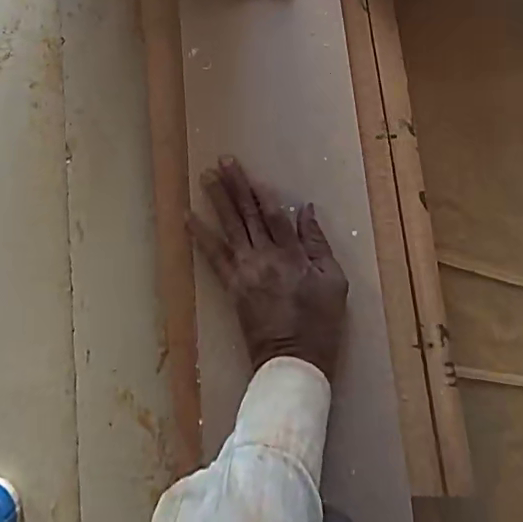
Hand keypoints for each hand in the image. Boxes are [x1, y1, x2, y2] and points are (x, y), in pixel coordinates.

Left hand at [188, 157, 346, 378]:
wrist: (293, 363)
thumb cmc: (320, 323)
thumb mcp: (334, 282)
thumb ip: (319, 243)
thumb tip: (306, 210)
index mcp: (293, 255)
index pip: (275, 215)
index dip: (263, 193)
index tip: (253, 173)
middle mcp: (266, 257)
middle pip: (249, 213)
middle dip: (236, 185)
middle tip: (224, 160)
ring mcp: (245, 270)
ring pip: (230, 226)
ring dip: (218, 199)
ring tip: (206, 175)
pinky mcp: (232, 285)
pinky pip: (213, 255)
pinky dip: (200, 235)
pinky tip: (188, 216)